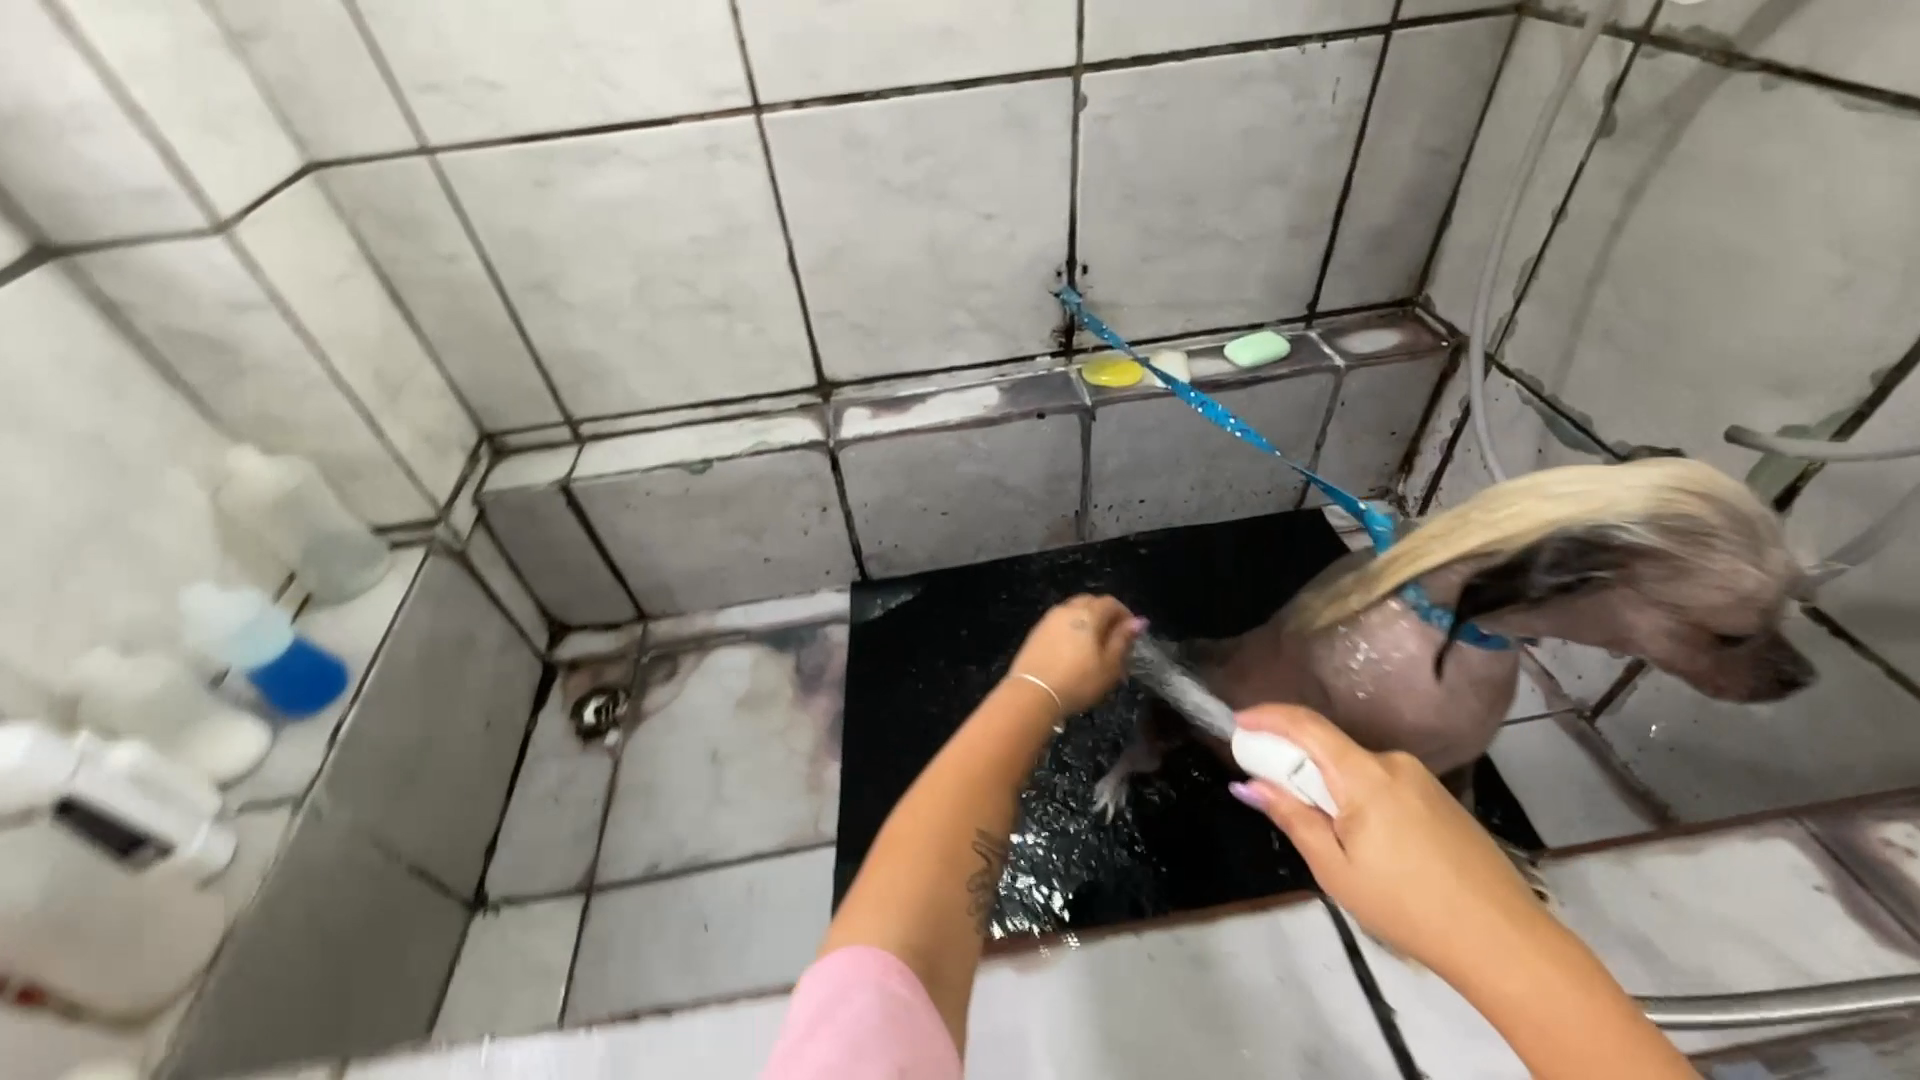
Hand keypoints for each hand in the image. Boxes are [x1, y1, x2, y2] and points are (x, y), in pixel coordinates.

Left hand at [1005, 595, 1141, 716]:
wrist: (1032, 694)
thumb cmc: (1078, 682)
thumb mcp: (1109, 665)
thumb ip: (1123, 639)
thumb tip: (1139, 621)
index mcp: (1087, 614)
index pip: (1111, 603)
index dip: (1124, 614)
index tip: (1131, 632)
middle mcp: (1066, 610)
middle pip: (1089, 602)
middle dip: (1105, 614)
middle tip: (1113, 637)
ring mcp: (1047, 620)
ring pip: (1072, 611)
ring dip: (1086, 621)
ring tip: (1093, 645)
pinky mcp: (1035, 633)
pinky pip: (1058, 622)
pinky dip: (1070, 629)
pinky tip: (1072, 650)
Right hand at [1231, 705, 1547, 976]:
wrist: (1504, 940)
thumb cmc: (1407, 906)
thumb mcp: (1335, 868)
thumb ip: (1292, 817)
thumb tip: (1249, 784)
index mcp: (1366, 775)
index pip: (1307, 725)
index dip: (1268, 717)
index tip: (1237, 723)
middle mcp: (1394, 764)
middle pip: (1329, 748)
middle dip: (1293, 762)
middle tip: (1268, 792)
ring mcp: (1422, 780)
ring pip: (1355, 769)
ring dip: (1326, 785)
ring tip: (1321, 834)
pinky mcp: (1439, 799)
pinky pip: (1381, 784)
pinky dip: (1355, 797)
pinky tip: (1363, 842)